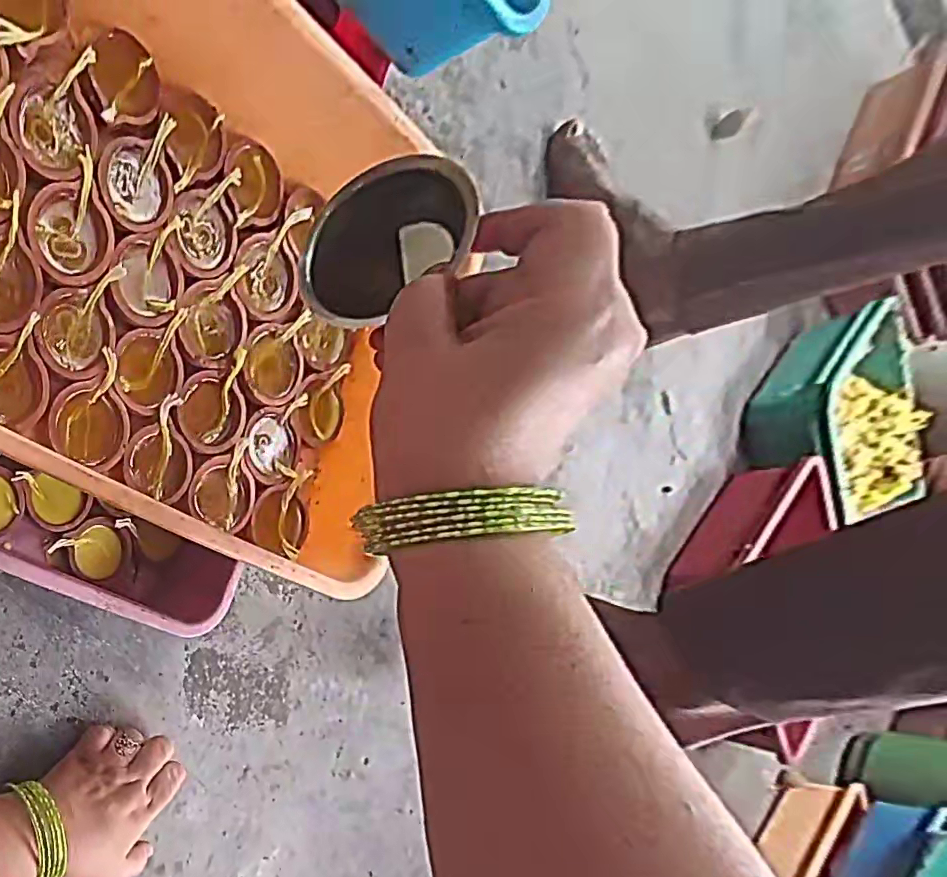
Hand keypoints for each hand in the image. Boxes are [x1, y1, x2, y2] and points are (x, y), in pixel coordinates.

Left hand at [41, 724, 185, 876]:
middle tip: (152, 754)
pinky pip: (103, 731)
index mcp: (142, 811)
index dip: (174, 772)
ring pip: (133, 736)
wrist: (42, 835)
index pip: (171, 780)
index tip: (170, 772)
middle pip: (159, 749)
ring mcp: (106, 765)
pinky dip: (106, 733)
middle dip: (160, 748)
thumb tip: (146, 849)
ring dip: (133, 740)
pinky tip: (102, 743)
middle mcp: (129, 783)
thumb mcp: (115, 872)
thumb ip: (137, 860)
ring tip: (126, 748)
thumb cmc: (78, 856)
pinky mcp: (83, 754)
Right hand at [370, 201, 646, 499]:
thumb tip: (433, 284)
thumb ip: (422, 295)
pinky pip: (537, 341)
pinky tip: (441, 372)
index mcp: (576, 307)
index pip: (568, 223)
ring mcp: (595, 360)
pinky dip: (489, 345)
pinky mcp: (574, 387)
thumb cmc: (438, 433)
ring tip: (415, 357)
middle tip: (414, 325)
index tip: (462, 247)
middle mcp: (606, 327)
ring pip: (535, 308)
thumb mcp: (413, 351)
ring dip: (472, 321)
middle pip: (544, 270)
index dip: (512, 220)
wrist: (456, 512)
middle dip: (474, 288)